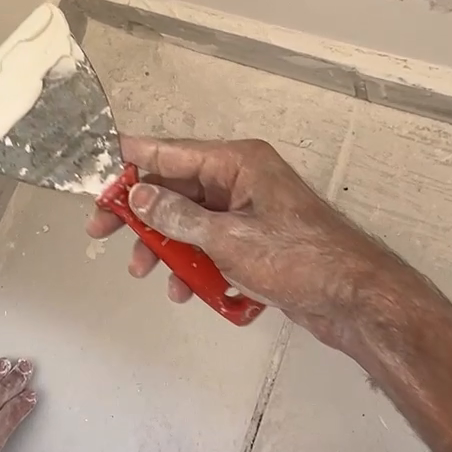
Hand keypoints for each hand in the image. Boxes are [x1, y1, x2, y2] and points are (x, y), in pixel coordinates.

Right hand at [86, 136, 401, 347]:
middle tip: (101, 233)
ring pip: (189, 220)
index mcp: (237, 162)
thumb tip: (138, 196)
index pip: (171, 151)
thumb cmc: (297, 258)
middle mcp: (239, 178)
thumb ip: (178, 217)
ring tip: (146, 274)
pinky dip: (194, 263)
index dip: (130, 160)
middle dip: (142, 214)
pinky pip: (210, 244)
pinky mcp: (254, 241)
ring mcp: (247, 211)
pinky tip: (186, 291)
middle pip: (175, 187)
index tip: (95, 171)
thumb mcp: (229, 238)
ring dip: (165, 245)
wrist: (355, 300)